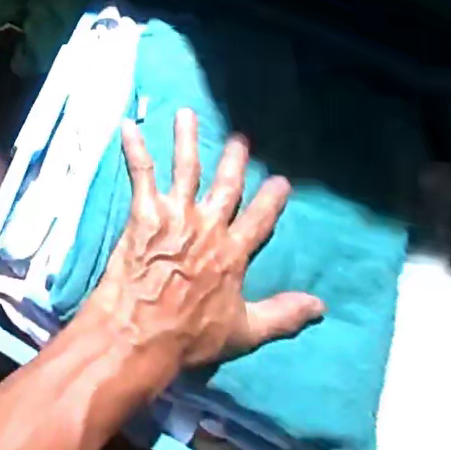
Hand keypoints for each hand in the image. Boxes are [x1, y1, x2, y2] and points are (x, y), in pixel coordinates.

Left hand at [75, 108, 324, 382]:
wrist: (143, 331)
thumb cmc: (191, 335)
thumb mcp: (245, 331)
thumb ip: (283, 314)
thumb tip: (322, 306)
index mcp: (233, 253)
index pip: (260, 219)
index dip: (271, 200)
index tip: (281, 180)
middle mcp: (208, 226)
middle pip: (226, 186)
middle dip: (234, 160)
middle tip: (241, 137)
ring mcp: (176, 216)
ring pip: (186, 169)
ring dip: (187, 139)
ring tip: (186, 114)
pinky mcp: (145, 212)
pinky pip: (141, 173)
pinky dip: (135, 148)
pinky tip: (128, 125)